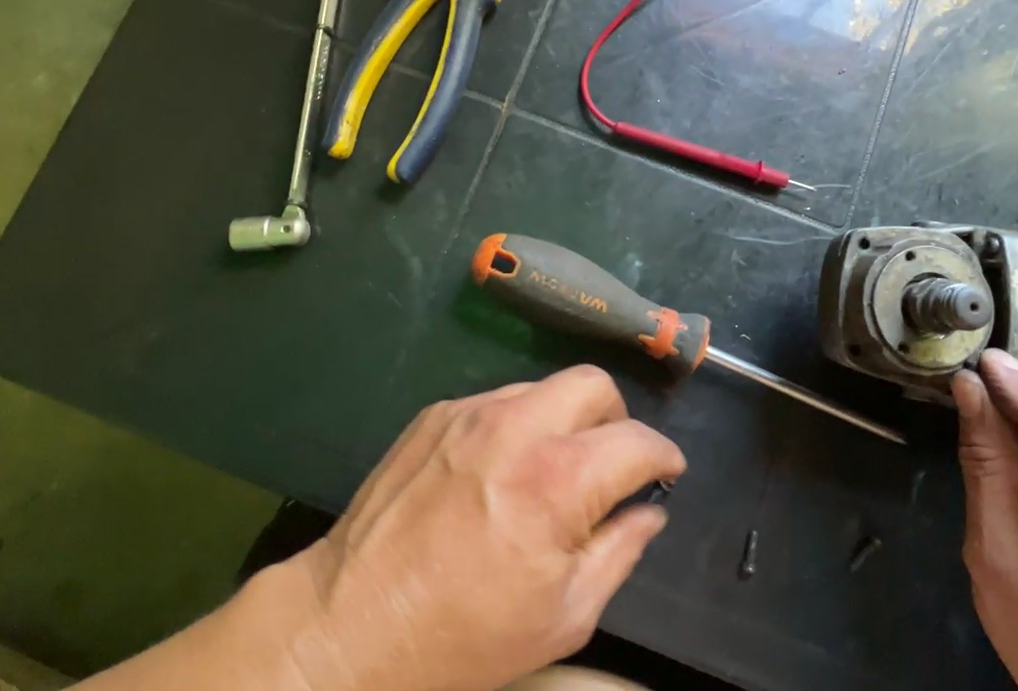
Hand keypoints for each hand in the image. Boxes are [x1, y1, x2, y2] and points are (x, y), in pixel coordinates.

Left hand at [280, 366, 686, 690]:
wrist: (353, 622)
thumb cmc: (466, 634)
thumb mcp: (565, 613)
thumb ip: (619, 551)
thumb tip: (648, 511)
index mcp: (557, 479)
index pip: (636, 439)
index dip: (663, 456)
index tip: (664, 472)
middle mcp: (516, 427)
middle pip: (593, 384)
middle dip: (615, 418)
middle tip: (608, 462)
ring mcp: (469, 413)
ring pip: (543, 388)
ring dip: (562, 420)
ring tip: (548, 470)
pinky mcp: (434, 414)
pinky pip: (496, 402)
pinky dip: (516, 426)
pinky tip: (499, 470)